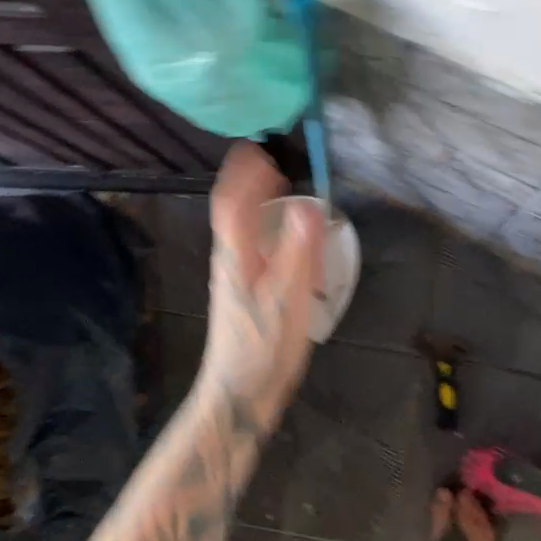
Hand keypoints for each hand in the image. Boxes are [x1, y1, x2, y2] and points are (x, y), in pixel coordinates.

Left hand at [200, 142, 326, 422]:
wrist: (239, 393)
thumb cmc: (265, 346)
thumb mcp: (289, 297)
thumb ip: (299, 251)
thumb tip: (311, 205)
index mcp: (236, 255)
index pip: (231, 200)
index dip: (242, 172)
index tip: (260, 147)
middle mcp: (228, 259)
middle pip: (230, 209)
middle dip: (247, 181)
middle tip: (274, 162)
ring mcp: (232, 277)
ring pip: (237, 227)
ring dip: (253, 202)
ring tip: (278, 189)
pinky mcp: (240, 293)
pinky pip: (246, 244)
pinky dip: (260, 226)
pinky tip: (279, 236)